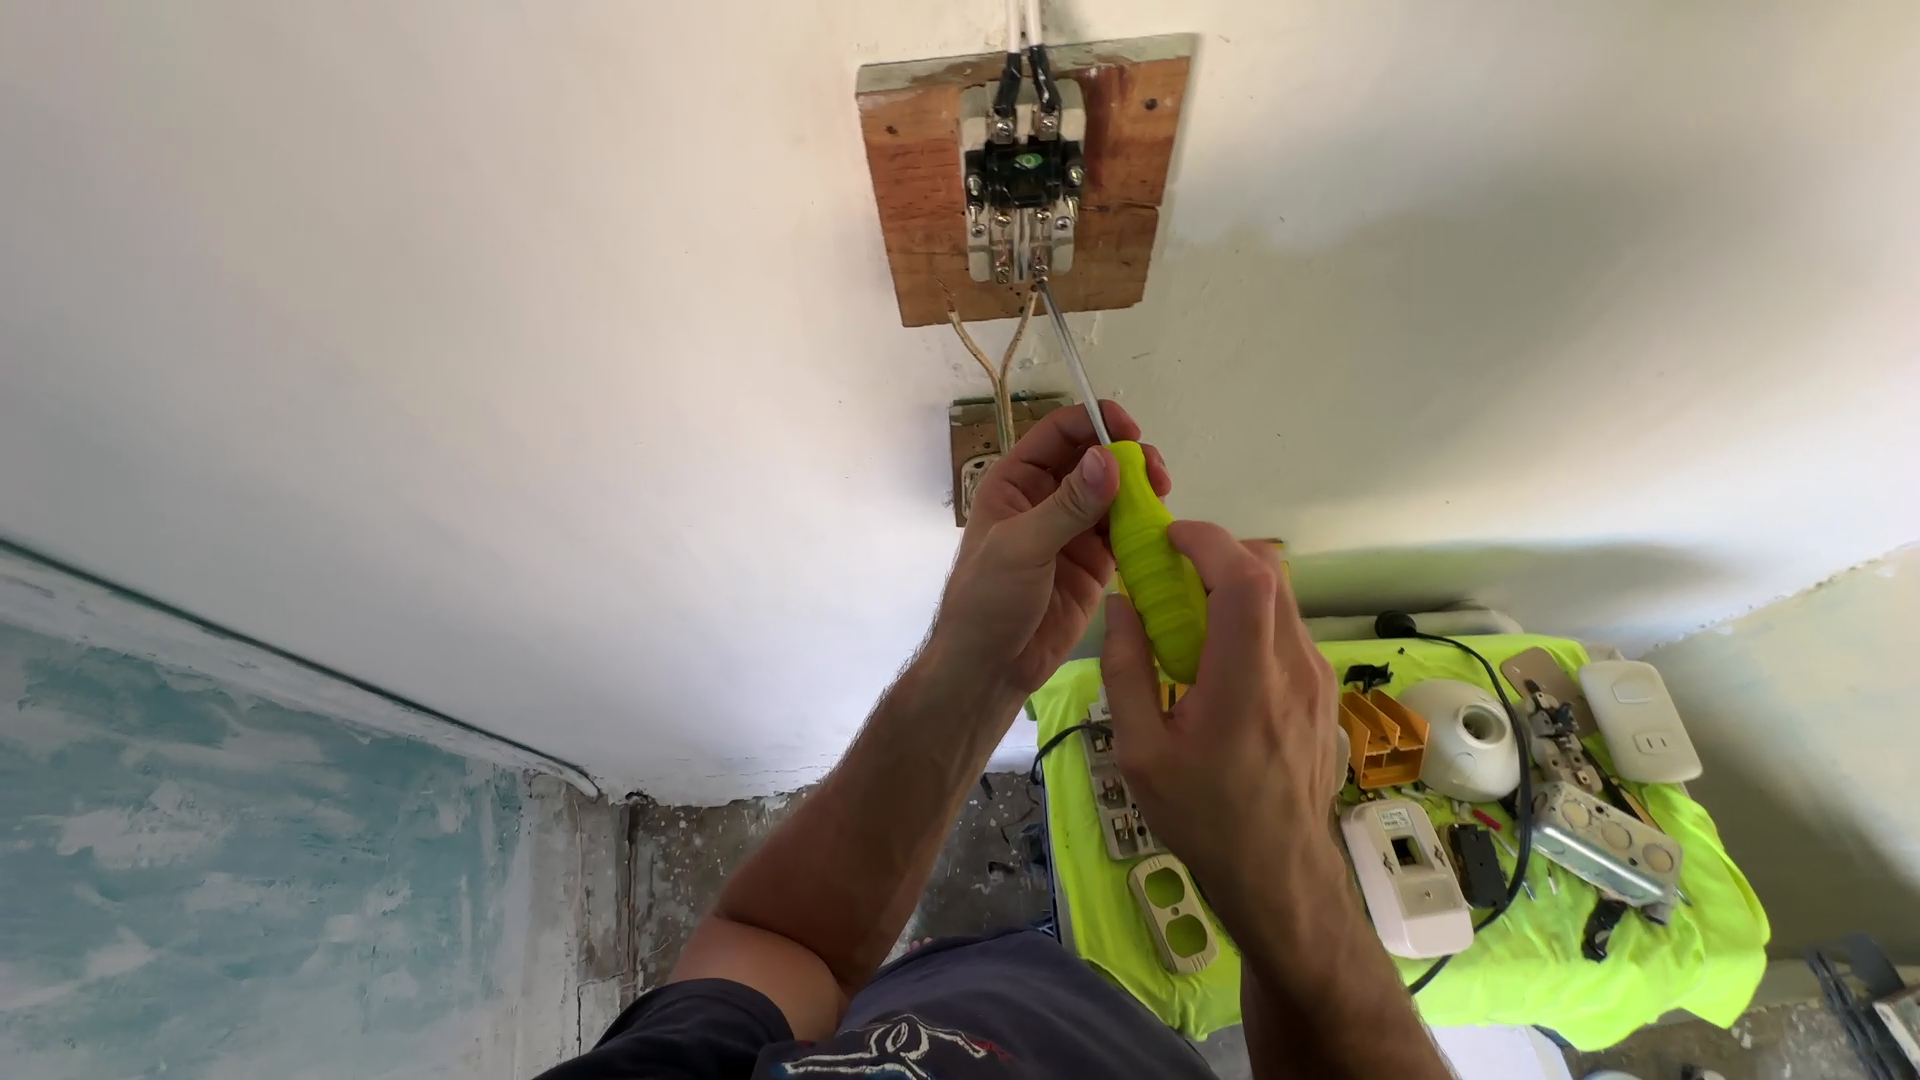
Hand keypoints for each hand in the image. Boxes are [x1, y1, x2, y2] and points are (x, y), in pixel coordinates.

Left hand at [931, 401, 1169, 695]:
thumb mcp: (1022, 547)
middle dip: (1125, 456)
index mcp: (1015, 483)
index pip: (1057, 434)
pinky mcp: (1094, 563)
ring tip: (1162, 494)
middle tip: (1155, 471)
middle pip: (1092, 459)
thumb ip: (1068, 505)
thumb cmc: (988, 600)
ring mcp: (1072, 531)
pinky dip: (1143, 525)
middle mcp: (1045, 500)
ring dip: (1139, 489)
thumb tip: (1109, 459)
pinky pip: (1124, 532)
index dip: (1093, 423)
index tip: (1130, 431)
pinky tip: (1160, 526)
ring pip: (1113, 494)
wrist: (990, 667)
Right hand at [1100, 522, 1342, 895]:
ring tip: (1190, 618)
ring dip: (1235, 584)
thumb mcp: (1139, 752)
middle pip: (1270, 572)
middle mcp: (1293, 668)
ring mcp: (1316, 678)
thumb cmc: (1201, 814)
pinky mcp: (1322, 691)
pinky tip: (1220, 660)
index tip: (1167, 537)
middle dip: (1219, 552)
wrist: (1279, 874)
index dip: (1207, 541)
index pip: (1244, 578)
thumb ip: (1125, 671)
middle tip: (1172, 572)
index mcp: (1244, 681)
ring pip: (1282, 597)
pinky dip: (1252, 616)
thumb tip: (1121, 607)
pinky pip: (1287, 629)